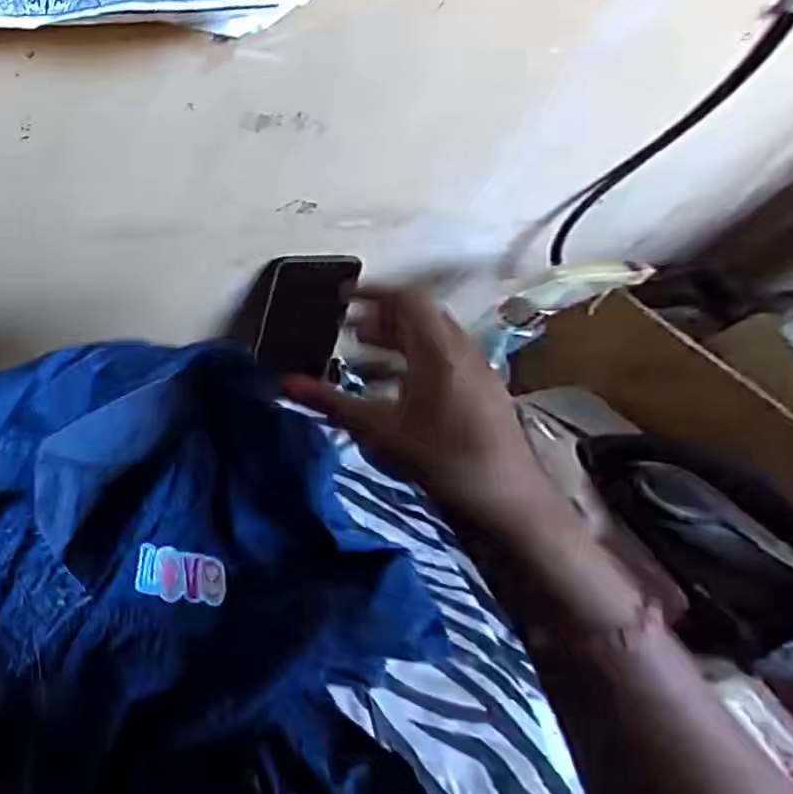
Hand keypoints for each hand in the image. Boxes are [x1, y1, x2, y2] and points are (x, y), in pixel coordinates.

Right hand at [281, 289, 563, 535]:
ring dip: (395, 338)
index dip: (371, 292)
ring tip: (361, 352)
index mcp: (438, 350)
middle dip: (379, 317)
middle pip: (420, 316)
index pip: (407, 299)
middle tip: (345, 327)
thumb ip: (330, 402)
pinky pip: (443, 358)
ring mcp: (476, 371)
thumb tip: (286, 384)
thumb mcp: (376, 429)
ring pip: (431, 338)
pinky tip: (391, 385)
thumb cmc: (439, 457)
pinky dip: (411, 358)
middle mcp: (462, 352)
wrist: (507, 501)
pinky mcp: (481, 392)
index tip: (340, 298)